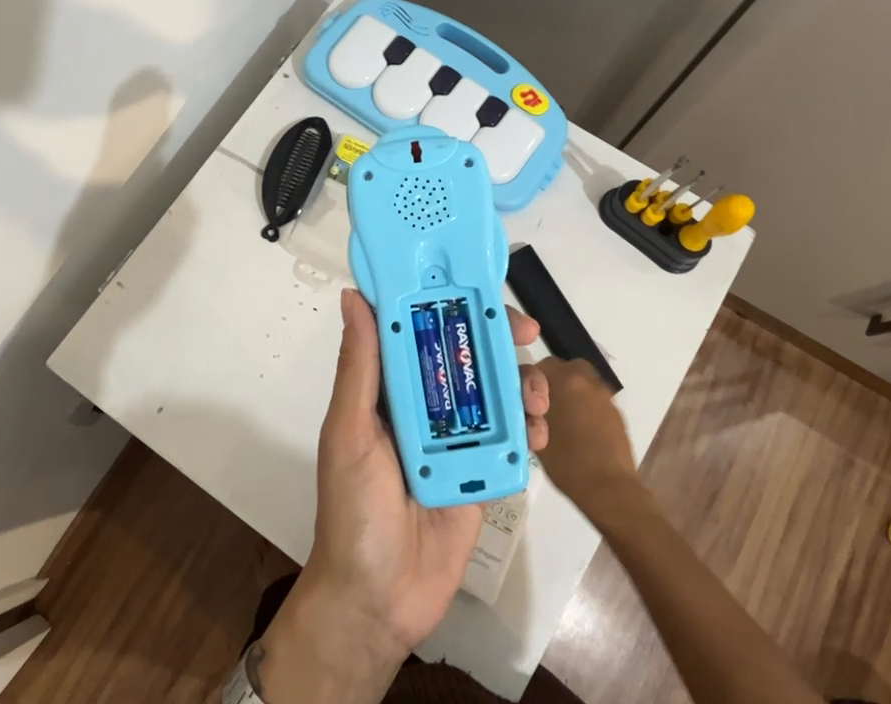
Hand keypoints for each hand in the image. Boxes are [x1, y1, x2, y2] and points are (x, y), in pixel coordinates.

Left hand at [256, 288, 549, 701]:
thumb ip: (360, 367)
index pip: (420, 335)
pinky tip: (540, 434)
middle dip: (499, 344)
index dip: (449, 307)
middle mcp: (421, 411)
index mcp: (387, 394)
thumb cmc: (354, 510)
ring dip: (522, 387)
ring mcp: (454, 445)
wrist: (378, 599)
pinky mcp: (480, 478)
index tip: (479, 291)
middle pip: (466, 361)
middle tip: (529, 336)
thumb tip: (354, 296)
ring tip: (538, 397)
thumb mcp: (349, 432)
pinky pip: (510, 443)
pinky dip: (529, 431)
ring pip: (495, 398)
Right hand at [529, 358, 639, 513]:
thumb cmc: (567, 463)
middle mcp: (587, 381)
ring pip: (581, 383)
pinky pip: (594, 400)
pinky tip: (579, 432)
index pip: (538, 367)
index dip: (529, 385)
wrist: (609, 488)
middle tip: (541, 410)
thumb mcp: (534, 437)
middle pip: (563, 369)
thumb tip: (528, 407)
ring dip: (569, 394)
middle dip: (550, 384)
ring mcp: (605, 396)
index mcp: (564, 382)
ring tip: (561, 421)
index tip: (530, 408)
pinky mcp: (616, 412)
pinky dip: (584, 408)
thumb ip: (528, 413)